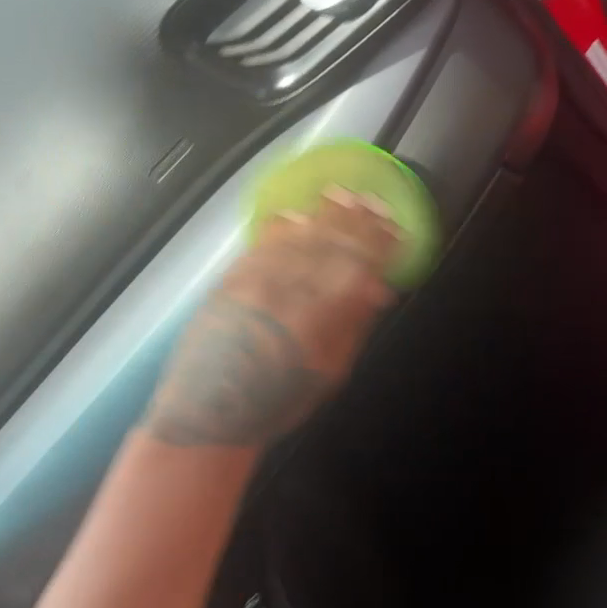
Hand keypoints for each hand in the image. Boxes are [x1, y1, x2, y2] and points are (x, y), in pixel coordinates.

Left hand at [142, 189, 400, 447]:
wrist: (209, 412)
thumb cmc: (280, 402)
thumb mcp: (329, 372)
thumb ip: (352, 326)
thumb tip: (378, 290)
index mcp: (318, 319)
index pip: (357, 268)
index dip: (380, 245)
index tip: (397, 229)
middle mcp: (286, 292)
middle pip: (328, 246)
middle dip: (355, 222)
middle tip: (374, 201)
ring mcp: (253, 282)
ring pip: (295, 239)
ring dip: (322, 215)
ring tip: (342, 195)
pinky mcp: (228, 281)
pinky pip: (260, 245)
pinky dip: (280, 227)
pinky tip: (294, 215)